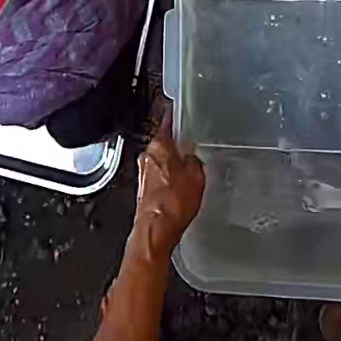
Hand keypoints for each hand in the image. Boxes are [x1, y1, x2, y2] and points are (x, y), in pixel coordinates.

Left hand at [130, 118, 205, 263]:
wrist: (155, 231)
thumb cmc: (172, 204)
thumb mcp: (196, 175)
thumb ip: (195, 160)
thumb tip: (193, 157)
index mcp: (159, 146)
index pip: (168, 121)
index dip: (176, 115)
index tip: (179, 109)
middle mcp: (147, 155)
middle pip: (164, 141)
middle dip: (177, 144)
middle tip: (193, 146)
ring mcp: (144, 172)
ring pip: (161, 159)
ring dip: (173, 163)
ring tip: (189, 172)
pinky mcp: (145, 189)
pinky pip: (159, 176)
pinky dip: (169, 178)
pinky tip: (180, 189)